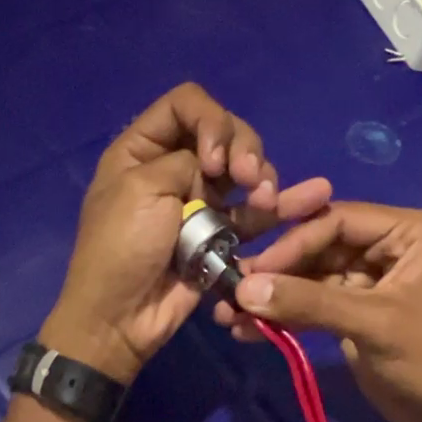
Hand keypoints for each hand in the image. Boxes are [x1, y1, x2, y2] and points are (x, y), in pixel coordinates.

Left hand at [41, 83, 330, 382]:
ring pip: (243, 170)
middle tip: (247, 179)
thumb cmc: (122, 248)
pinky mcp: (218, 234)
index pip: (186, 105)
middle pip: (223, 133)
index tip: (213, 161)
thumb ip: (187, 160)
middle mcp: (172, 167)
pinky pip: (252, 212)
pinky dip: (275, 206)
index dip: (210, 122)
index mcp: (141, 149)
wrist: (120, 316)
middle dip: (243, 149)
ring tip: (265, 199)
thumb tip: (216, 169)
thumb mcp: (143, 188)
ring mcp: (197, 201)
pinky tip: (301, 202)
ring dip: (262, 176)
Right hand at [214, 202, 421, 421]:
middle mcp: (385, 245)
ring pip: (305, 276)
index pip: (336, 220)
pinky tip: (247, 331)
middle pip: (315, 246)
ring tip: (228, 316)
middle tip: (229, 290)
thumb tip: (244, 289)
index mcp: (407, 231)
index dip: (292, 243)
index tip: (253, 270)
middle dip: (274, 271)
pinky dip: (280, 316)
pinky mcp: (349, 308)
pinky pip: (307, 303)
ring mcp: (365, 278)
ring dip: (269, 296)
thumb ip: (309, 303)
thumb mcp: (371, 323)